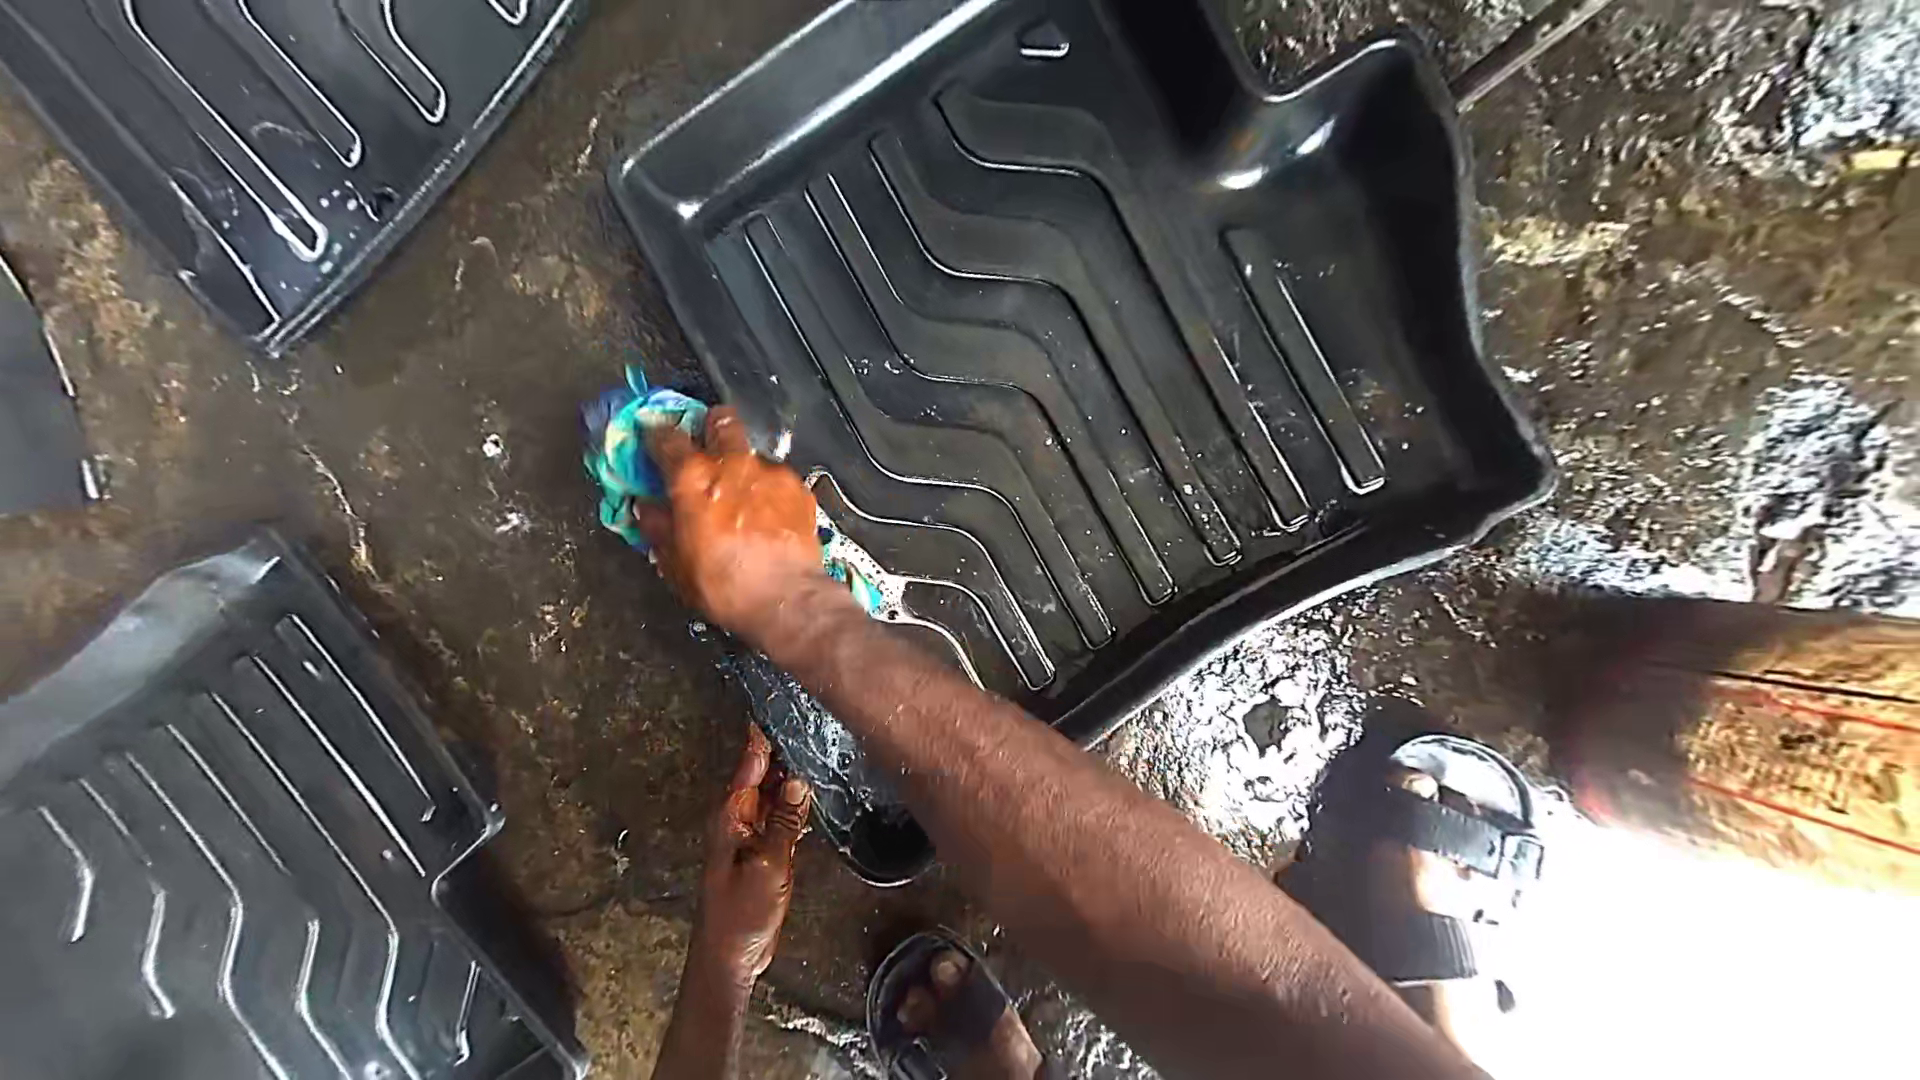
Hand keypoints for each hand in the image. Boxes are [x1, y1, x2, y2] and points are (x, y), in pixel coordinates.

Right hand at [634, 407, 825, 644]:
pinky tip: (771, 514)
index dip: (659, 436)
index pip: (667, 436)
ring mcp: (771, 474)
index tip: (657, 441)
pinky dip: (771, 490)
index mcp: (692, 478)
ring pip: (753, 454)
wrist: (786, 599)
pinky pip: (780, 479)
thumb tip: (650, 510)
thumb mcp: (674, 563)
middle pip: (721, 421)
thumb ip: (659, 526)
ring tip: (744, 496)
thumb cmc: (726, 585)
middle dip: (712, 427)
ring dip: (744, 467)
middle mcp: (733, 465)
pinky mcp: (800, 489)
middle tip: (707, 445)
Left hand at [690, 723, 811, 989]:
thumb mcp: (767, 864)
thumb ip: (785, 821)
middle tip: (816, 714)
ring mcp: (757, 829)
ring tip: (822, 739)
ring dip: (796, 771)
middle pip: (767, 770)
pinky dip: (800, 798)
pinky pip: (786, 812)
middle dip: (786, 745)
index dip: (764, 732)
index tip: (780, 701)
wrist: (731, 957)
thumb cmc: (741, 911)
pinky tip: (820, 784)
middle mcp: (743, 814)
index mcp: (733, 812)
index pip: (751, 761)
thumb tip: (800, 777)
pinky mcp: (770, 845)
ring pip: (778, 790)